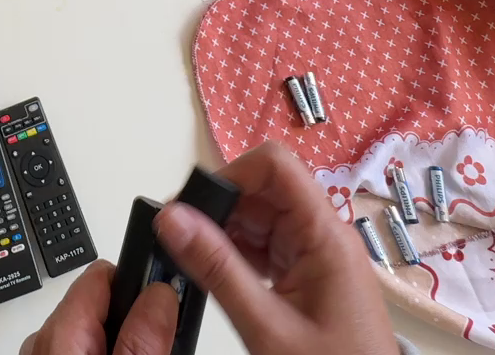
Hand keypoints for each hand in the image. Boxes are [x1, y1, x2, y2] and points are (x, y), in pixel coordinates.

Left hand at [21, 259, 178, 354]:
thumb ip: (141, 339)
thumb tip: (160, 293)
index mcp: (58, 331)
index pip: (103, 272)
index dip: (140, 279)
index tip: (168, 292)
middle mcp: (43, 338)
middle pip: (99, 301)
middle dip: (131, 313)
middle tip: (165, 336)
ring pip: (91, 328)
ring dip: (119, 336)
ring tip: (150, 349)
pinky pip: (80, 346)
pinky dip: (102, 348)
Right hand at [153, 141, 397, 354]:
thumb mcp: (267, 327)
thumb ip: (217, 268)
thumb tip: (169, 216)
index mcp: (324, 234)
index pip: (275, 166)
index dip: (232, 174)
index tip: (194, 205)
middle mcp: (323, 234)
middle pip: (263, 190)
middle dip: (221, 207)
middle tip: (183, 240)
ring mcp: (317, 255)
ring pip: (260, 216)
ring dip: (227, 233)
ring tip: (199, 264)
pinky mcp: (309, 275)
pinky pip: (267, 245)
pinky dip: (239, 254)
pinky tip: (221, 277)